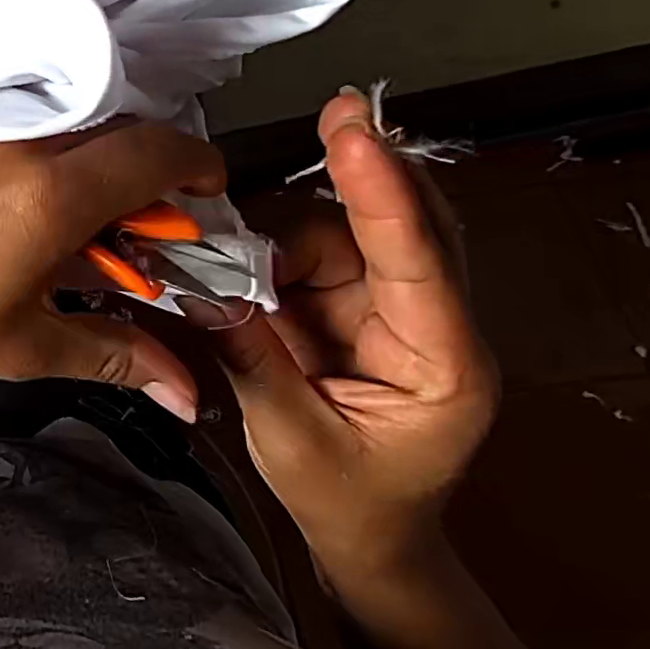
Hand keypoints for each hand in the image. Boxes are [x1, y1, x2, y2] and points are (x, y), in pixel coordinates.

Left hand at [0, 120, 225, 421]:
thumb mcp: (29, 345)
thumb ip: (118, 356)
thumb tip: (184, 393)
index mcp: (56, 196)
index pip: (155, 152)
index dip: (198, 165)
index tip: (209, 194)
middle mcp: (35, 147)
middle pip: (131, 137)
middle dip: (161, 176)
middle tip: (155, 230)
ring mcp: (3, 130)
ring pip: (92, 133)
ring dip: (115, 172)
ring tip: (98, 231)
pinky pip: (51, 132)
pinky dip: (75, 164)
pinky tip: (50, 213)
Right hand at [212, 89, 498, 575]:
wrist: (373, 534)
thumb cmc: (354, 505)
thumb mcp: (295, 443)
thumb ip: (251, 358)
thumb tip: (205, 288)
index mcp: (445, 364)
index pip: (419, 264)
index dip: (383, 195)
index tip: (354, 137)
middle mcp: (428, 318)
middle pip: (405, 220)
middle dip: (367, 169)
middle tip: (339, 114)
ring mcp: (389, 301)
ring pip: (345, 228)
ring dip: (289, 238)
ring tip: (246, 284)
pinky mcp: (353, 295)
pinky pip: (316, 247)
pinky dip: (277, 248)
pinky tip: (253, 271)